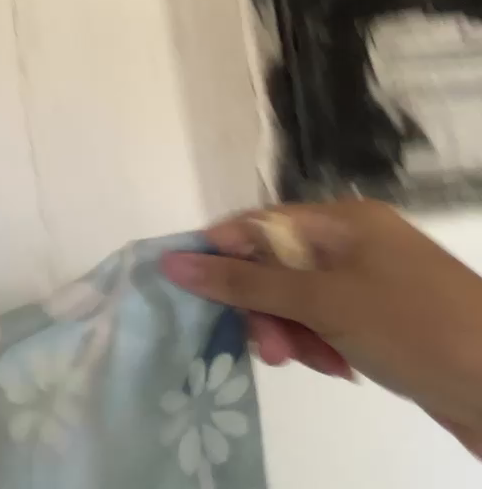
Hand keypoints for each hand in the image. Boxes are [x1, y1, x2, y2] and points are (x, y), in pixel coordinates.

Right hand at [161, 201, 481, 457]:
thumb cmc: (420, 331)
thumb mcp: (322, 304)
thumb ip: (241, 282)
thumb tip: (169, 262)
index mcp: (342, 222)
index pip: (253, 226)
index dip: (220, 256)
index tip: (197, 291)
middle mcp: (354, 244)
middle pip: (271, 265)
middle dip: (260, 306)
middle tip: (266, 345)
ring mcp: (372, 284)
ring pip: (293, 298)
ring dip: (286, 330)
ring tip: (303, 362)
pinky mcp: (384, 321)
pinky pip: (323, 321)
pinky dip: (316, 343)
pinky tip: (333, 367)